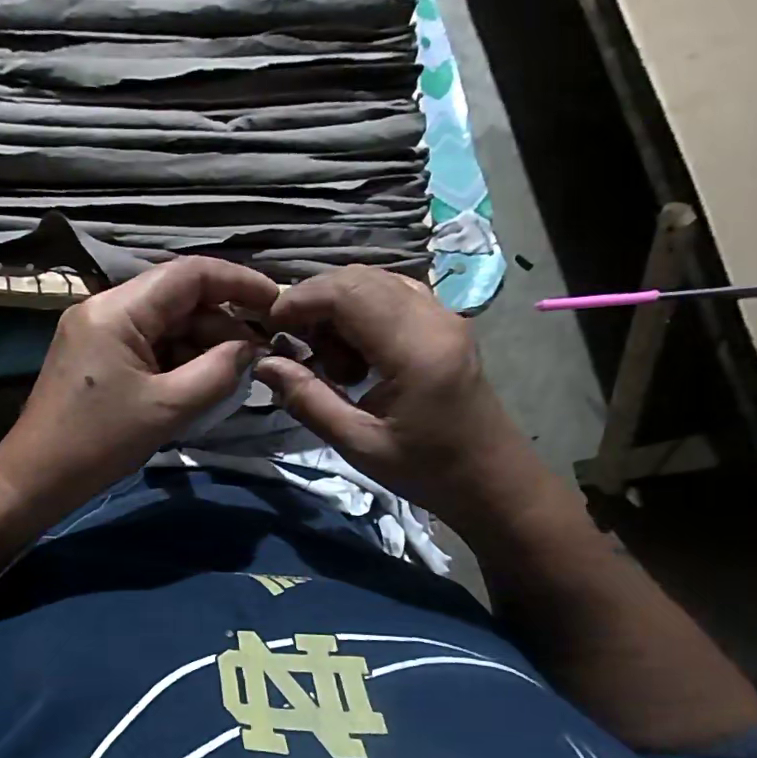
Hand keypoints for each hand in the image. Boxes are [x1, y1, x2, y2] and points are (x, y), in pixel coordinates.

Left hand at [0, 257, 278, 510]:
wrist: (36, 478)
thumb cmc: (99, 442)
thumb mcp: (169, 408)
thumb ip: (218, 371)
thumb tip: (251, 347)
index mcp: (118, 310)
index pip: (189, 274)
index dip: (238, 282)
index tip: (276, 303)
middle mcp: (106, 308)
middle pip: (178, 297)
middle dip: (222, 320)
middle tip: (260, 351)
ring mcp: (99, 330)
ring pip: (167, 322)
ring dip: (203, 342)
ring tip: (235, 372)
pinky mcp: (99, 354)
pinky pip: (151, 343)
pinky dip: (180, 358)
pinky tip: (202, 380)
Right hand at [253, 265, 547, 524]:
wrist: (493, 479)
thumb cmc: (428, 471)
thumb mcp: (359, 445)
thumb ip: (308, 400)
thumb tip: (263, 363)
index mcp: (415, 349)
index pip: (347, 292)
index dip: (301, 300)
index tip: (271, 328)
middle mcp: (434, 317)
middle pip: (359, 278)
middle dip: (316, 302)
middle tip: (296, 347)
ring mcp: (444, 315)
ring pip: (375, 282)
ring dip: (339, 308)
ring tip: (330, 361)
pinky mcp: (446, 322)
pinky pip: (393, 295)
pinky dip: (362, 313)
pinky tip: (357, 354)